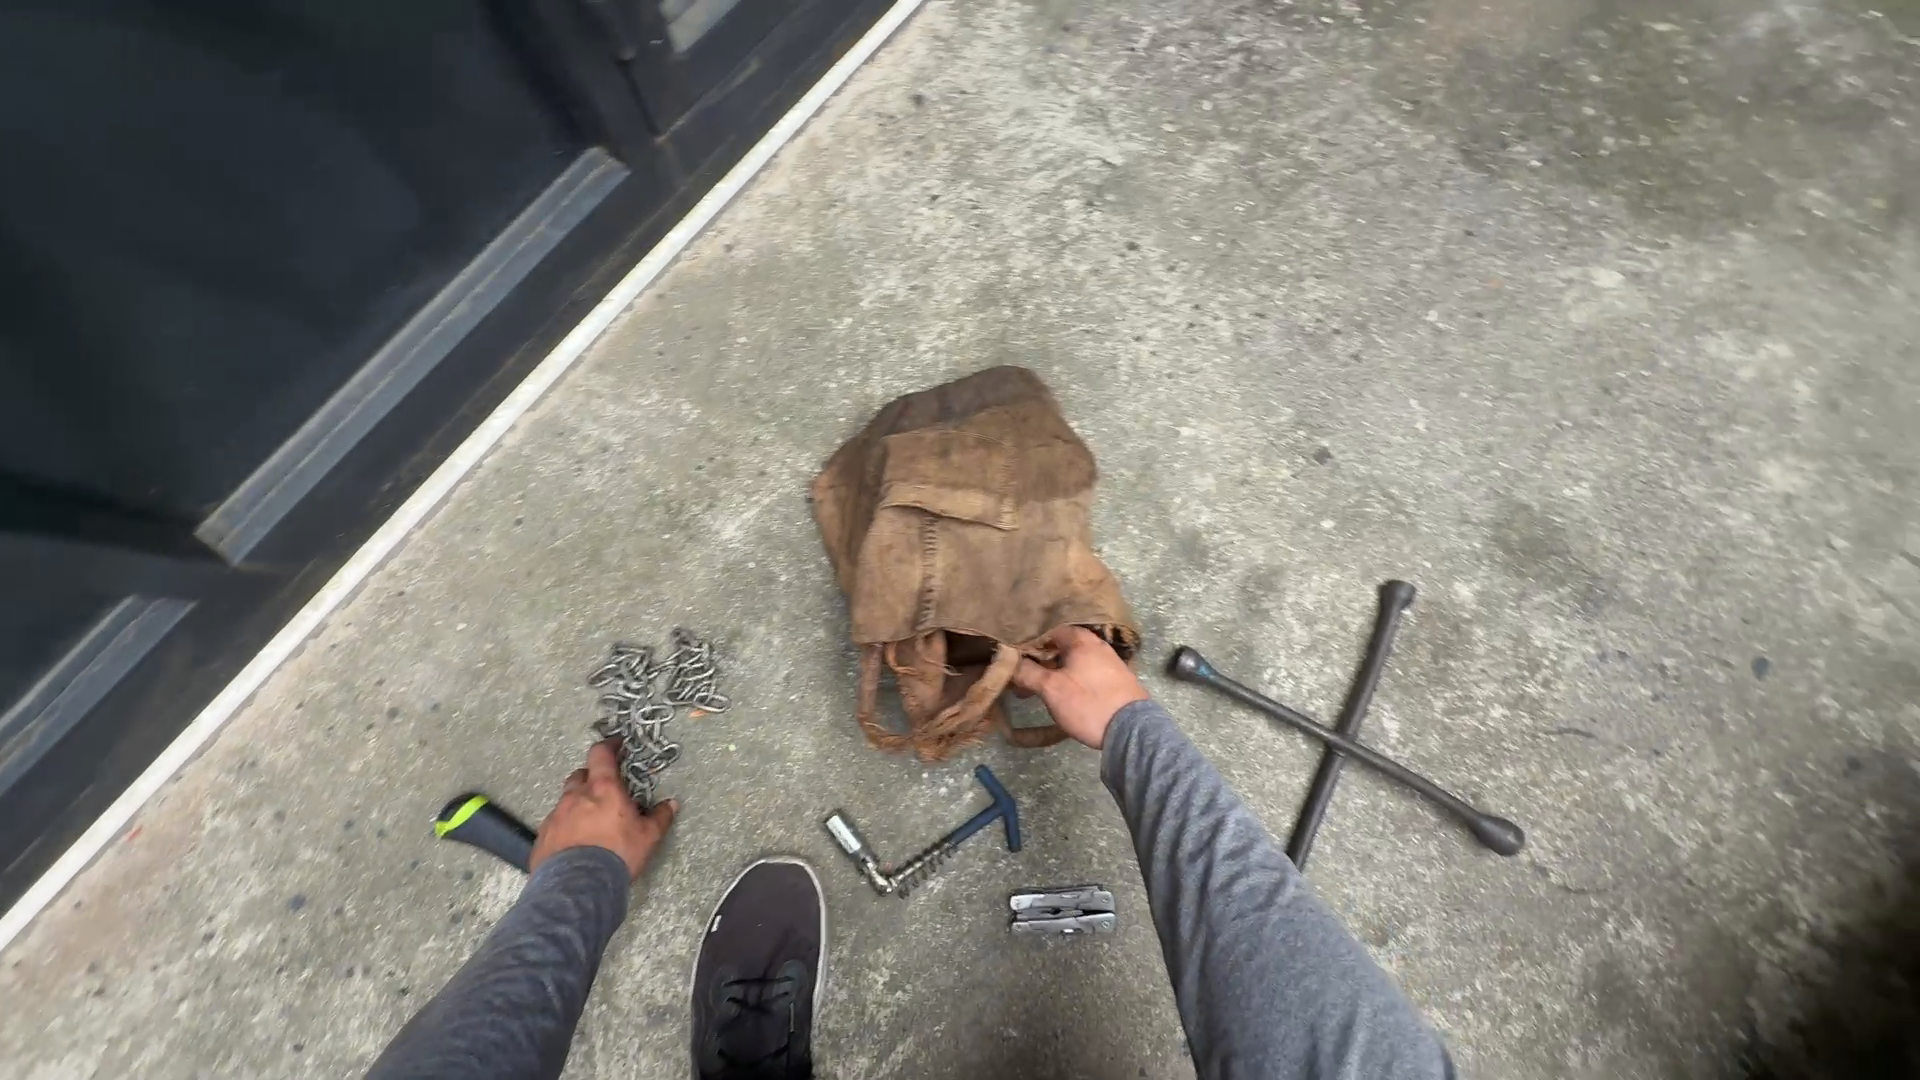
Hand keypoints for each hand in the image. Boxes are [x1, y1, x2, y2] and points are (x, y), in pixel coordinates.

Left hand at [530, 739, 676, 878]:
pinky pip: (555, 824)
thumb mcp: (648, 836)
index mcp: (603, 788)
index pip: (601, 754)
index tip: (618, 746)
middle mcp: (576, 796)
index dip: (609, 746)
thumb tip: (672, 804)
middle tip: (604, 790)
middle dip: (592, 777)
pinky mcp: (542, 838)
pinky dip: (565, 826)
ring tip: (590, 821)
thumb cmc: (617, 853)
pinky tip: (574, 842)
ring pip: (566, 800)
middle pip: (580, 775)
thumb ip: (660, 817)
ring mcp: (555, 816)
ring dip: (578, 803)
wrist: (576, 888)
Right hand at [1010, 626, 1149, 749]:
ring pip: (1076, 662)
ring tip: (1043, 693)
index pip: (1050, 631)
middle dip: (1042, 662)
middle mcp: (1099, 646)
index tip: (1017, 660)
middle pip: (1063, 647)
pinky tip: (1067, 697)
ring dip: (1058, 673)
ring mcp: (1111, 664)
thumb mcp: (1051, 689)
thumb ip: (1028, 672)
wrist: (1132, 731)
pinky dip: (1074, 681)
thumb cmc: (1088, 703)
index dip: (1031, 644)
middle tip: (1026, 680)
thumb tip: (1011, 662)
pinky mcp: (1118, 682)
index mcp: (1082, 640)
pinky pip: (1089, 674)